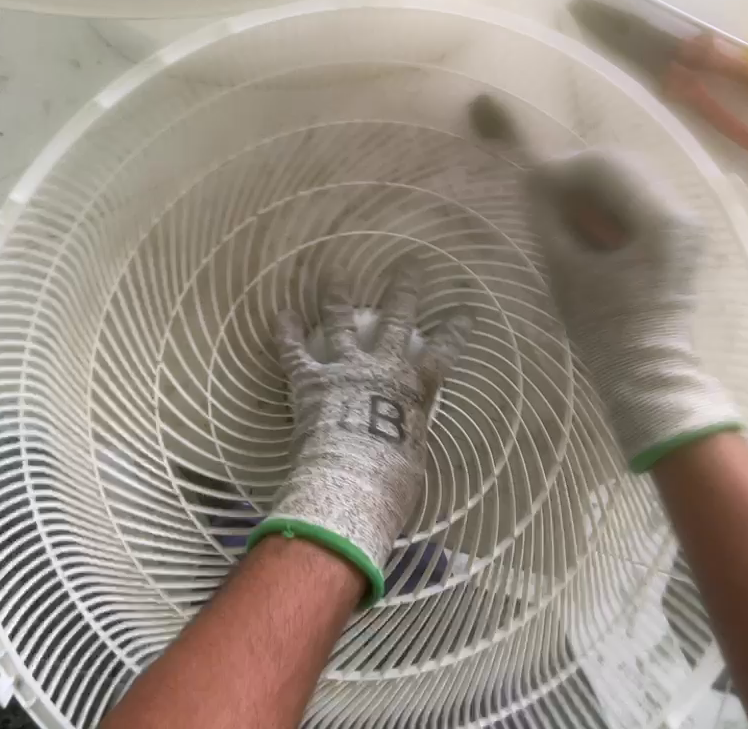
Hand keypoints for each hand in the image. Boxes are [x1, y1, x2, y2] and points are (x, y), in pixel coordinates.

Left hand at [247, 266, 471, 606]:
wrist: (351, 483)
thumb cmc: (392, 483)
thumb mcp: (414, 459)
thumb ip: (408, 440)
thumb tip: (403, 448)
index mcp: (415, 389)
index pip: (443, 354)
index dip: (455, 333)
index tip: (465, 313)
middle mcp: (382, 368)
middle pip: (397, 320)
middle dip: (404, 291)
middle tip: (409, 266)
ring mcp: (345, 369)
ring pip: (342, 324)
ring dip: (339, 298)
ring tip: (337, 276)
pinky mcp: (311, 379)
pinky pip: (295, 351)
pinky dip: (287, 333)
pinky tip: (282, 314)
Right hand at [523, 148, 740, 472]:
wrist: (649, 371)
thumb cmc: (605, 326)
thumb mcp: (567, 269)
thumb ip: (549, 219)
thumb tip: (532, 181)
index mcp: (659, 220)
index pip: (605, 167)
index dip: (562, 169)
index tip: (530, 183)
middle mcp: (682, 211)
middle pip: (622, 164)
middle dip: (578, 173)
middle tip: (543, 192)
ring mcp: (686, 221)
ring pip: (632, 176)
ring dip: (593, 184)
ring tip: (561, 204)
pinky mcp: (680, 233)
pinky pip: (641, 196)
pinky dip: (609, 198)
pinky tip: (586, 216)